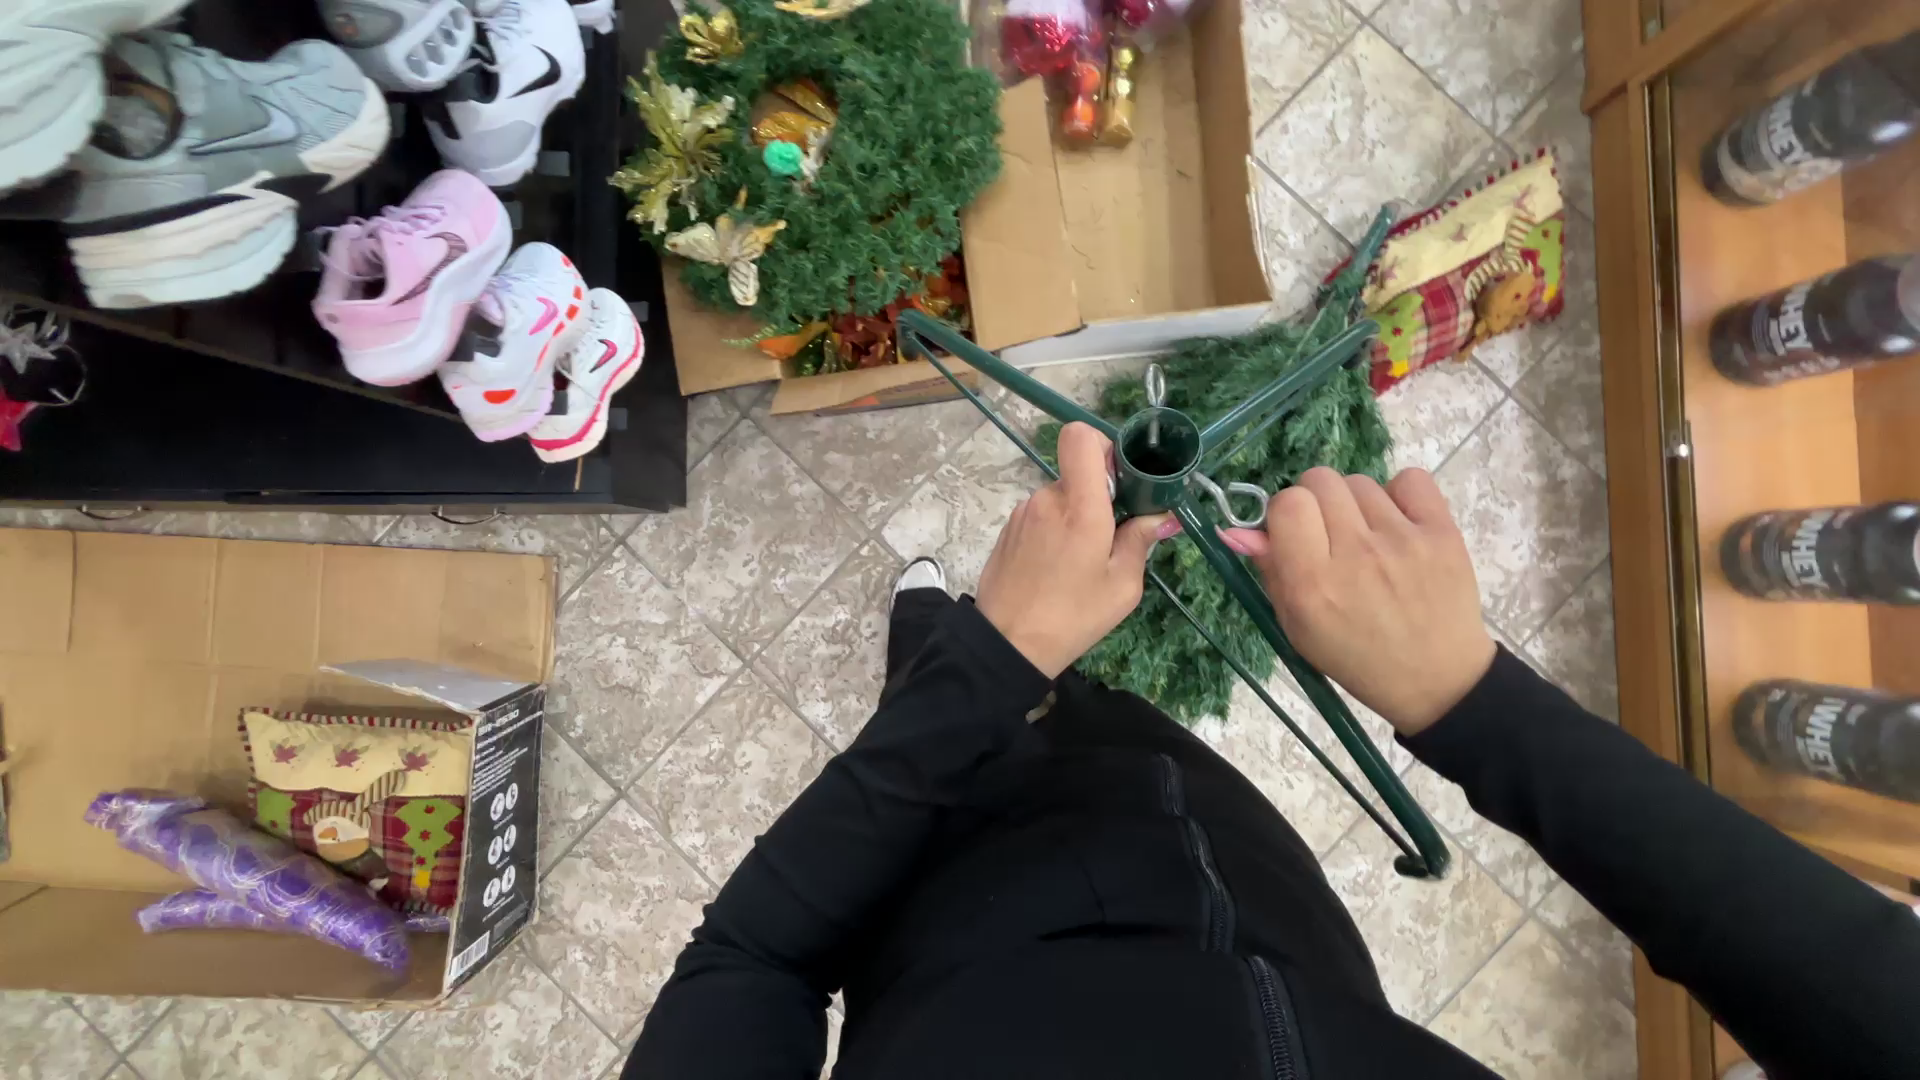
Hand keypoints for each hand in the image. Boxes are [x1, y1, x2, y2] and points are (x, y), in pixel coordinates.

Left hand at [975, 422, 1181, 678]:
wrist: (1008, 643)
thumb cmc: (1073, 617)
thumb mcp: (1122, 586)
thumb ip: (1140, 541)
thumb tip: (1160, 517)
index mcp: (1079, 507)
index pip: (1079, 437)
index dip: (1103, 445)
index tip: (1120, 479)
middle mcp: (1046, 499)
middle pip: (1077, 474)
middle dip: (1098, 497)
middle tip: (1110, 537)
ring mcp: (1022, 513)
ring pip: (1059, 498)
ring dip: (1075, 517)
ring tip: (1080, 562)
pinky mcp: (1007, 530)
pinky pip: (1040, 516)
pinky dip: (1054, 531)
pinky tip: (1056, 567)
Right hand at [1220, 467, 1493, 735]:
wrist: (1435, 677)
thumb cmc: (1352, 653)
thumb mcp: (1295, 623)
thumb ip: (1268, 569)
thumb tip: (1233, 528)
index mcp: (1313, 583)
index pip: (1287, 503)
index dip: (1284, 512)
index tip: (1293, 533)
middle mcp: (1356, 555)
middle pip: (1320, 481)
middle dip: (1314, 501)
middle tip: (1326, 533)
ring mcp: (1403, 541)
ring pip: (1360, 481)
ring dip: (1353, 502)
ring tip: (1364, 535)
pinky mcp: (1443, 533)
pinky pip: (1411, 479)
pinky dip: (1399, 494)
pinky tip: (1397, 522)